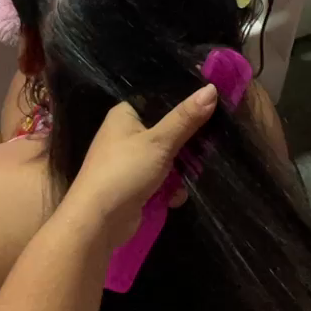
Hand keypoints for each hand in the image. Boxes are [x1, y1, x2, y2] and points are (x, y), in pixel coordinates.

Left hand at [59, 85, 219, 247]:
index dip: (185, 103)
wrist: (97, 222)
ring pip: (168, 157)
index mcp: (126, 114)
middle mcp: (126, 133)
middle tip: (209, 146)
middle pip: (168, 129)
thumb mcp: (159, 142)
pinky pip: (161, 179)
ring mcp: (130, 160)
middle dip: (187, 144)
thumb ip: (186, 118)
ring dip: (180, 170)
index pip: (161, 99)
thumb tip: (212, 88)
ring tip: (193, 176)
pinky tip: (175, 198)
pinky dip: (169, 188)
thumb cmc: (124, 171)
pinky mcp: (135, 184)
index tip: (213, 106)